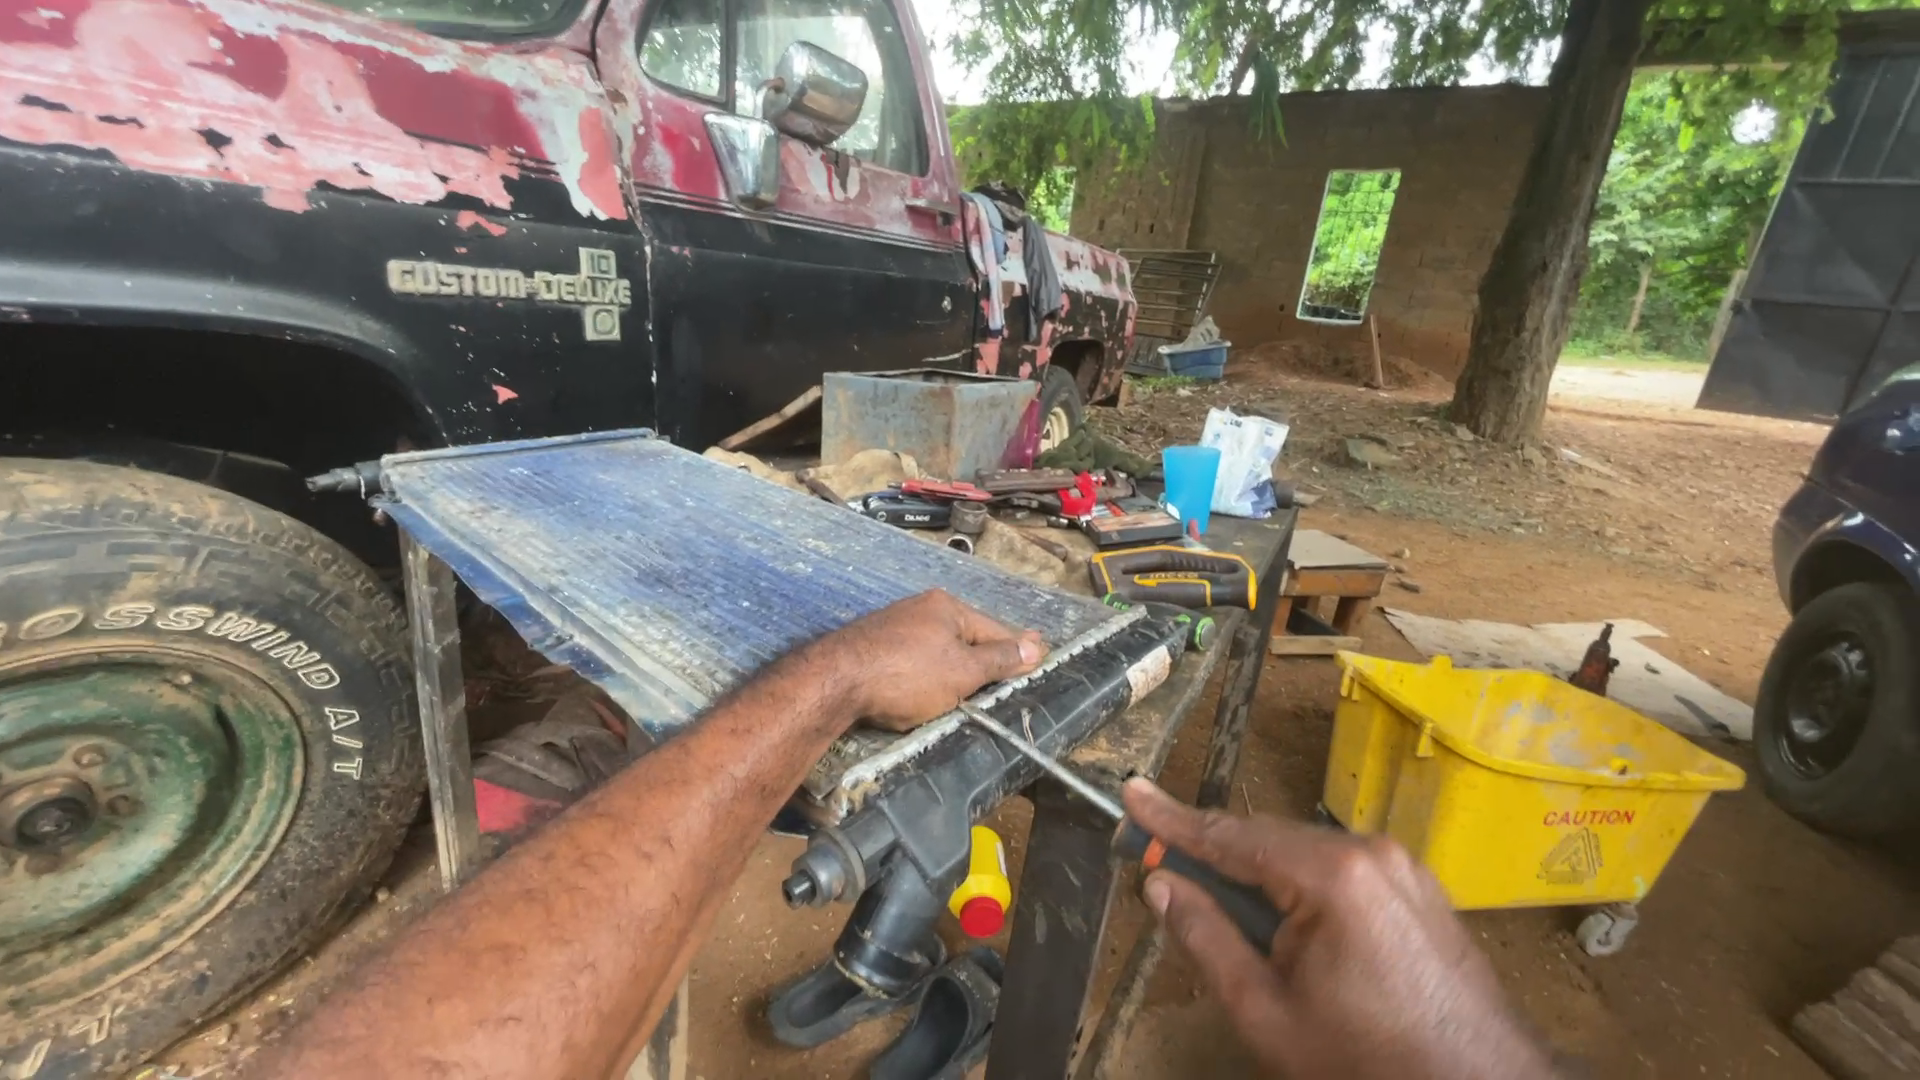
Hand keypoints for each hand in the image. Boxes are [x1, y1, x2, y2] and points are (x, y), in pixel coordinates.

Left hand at [813, 590, 1044, 731]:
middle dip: (984, 658)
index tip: (1039, 658)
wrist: (835, 682)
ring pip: (937, 650)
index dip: (1017, 649)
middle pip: (965, 638)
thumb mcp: (963, 671)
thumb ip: (999, 660)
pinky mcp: (872, 647)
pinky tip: (926, 689)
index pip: (995, 630)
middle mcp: (920, 609)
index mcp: (947, 607)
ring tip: (970, 689)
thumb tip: (1035, 646)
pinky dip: (926, 674)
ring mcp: (893, 626)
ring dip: (954, 668)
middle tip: (1006, 678)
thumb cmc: (908, 675)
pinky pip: (912, 660)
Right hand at [1122, 779, 1555, 1079]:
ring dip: (1255, 874)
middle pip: (1264, 839)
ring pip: (1299, 852)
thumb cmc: (1367, 1064)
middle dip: (1212, 853)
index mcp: (1330, 875)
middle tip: (1159, 859)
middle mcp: (1367, 850)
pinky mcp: (1417, 885)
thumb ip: (1206, 937)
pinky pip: (1336, 868)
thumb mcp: (1267, 1012)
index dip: (1171, 818)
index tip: (1131, 791)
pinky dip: (1296, 882)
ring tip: (1228, 911)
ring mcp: (1399, 864)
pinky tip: (1282, 918)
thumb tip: (1160, 884)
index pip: (1228, 837)